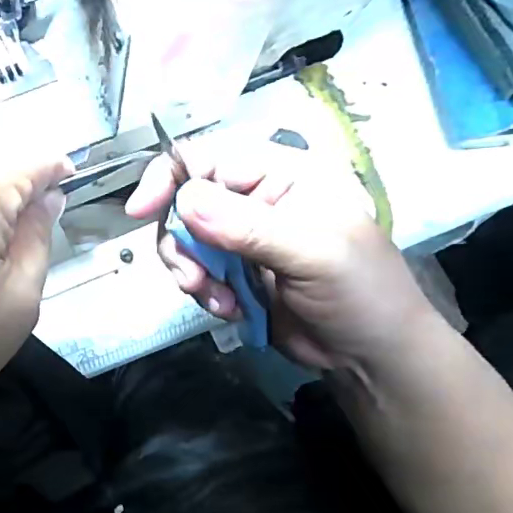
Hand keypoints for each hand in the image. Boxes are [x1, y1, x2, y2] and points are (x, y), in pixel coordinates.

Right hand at [124, 128, 439, 371]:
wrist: (370, 355)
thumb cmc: (361, 292)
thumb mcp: (313, 253)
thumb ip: (249, 227)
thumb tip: (185, 201)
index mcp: (283, 173)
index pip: (210, 158)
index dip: (171, 178)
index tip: (142, 210)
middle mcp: (257, 198)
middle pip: (185, 201)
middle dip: (181, 242)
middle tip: (193, 279)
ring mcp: (242, 237)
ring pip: (184, 240)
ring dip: (190, 272)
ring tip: (219, 300)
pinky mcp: (234, 272)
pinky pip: (195, 272)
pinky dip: (202, 292)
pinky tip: (229, 309)